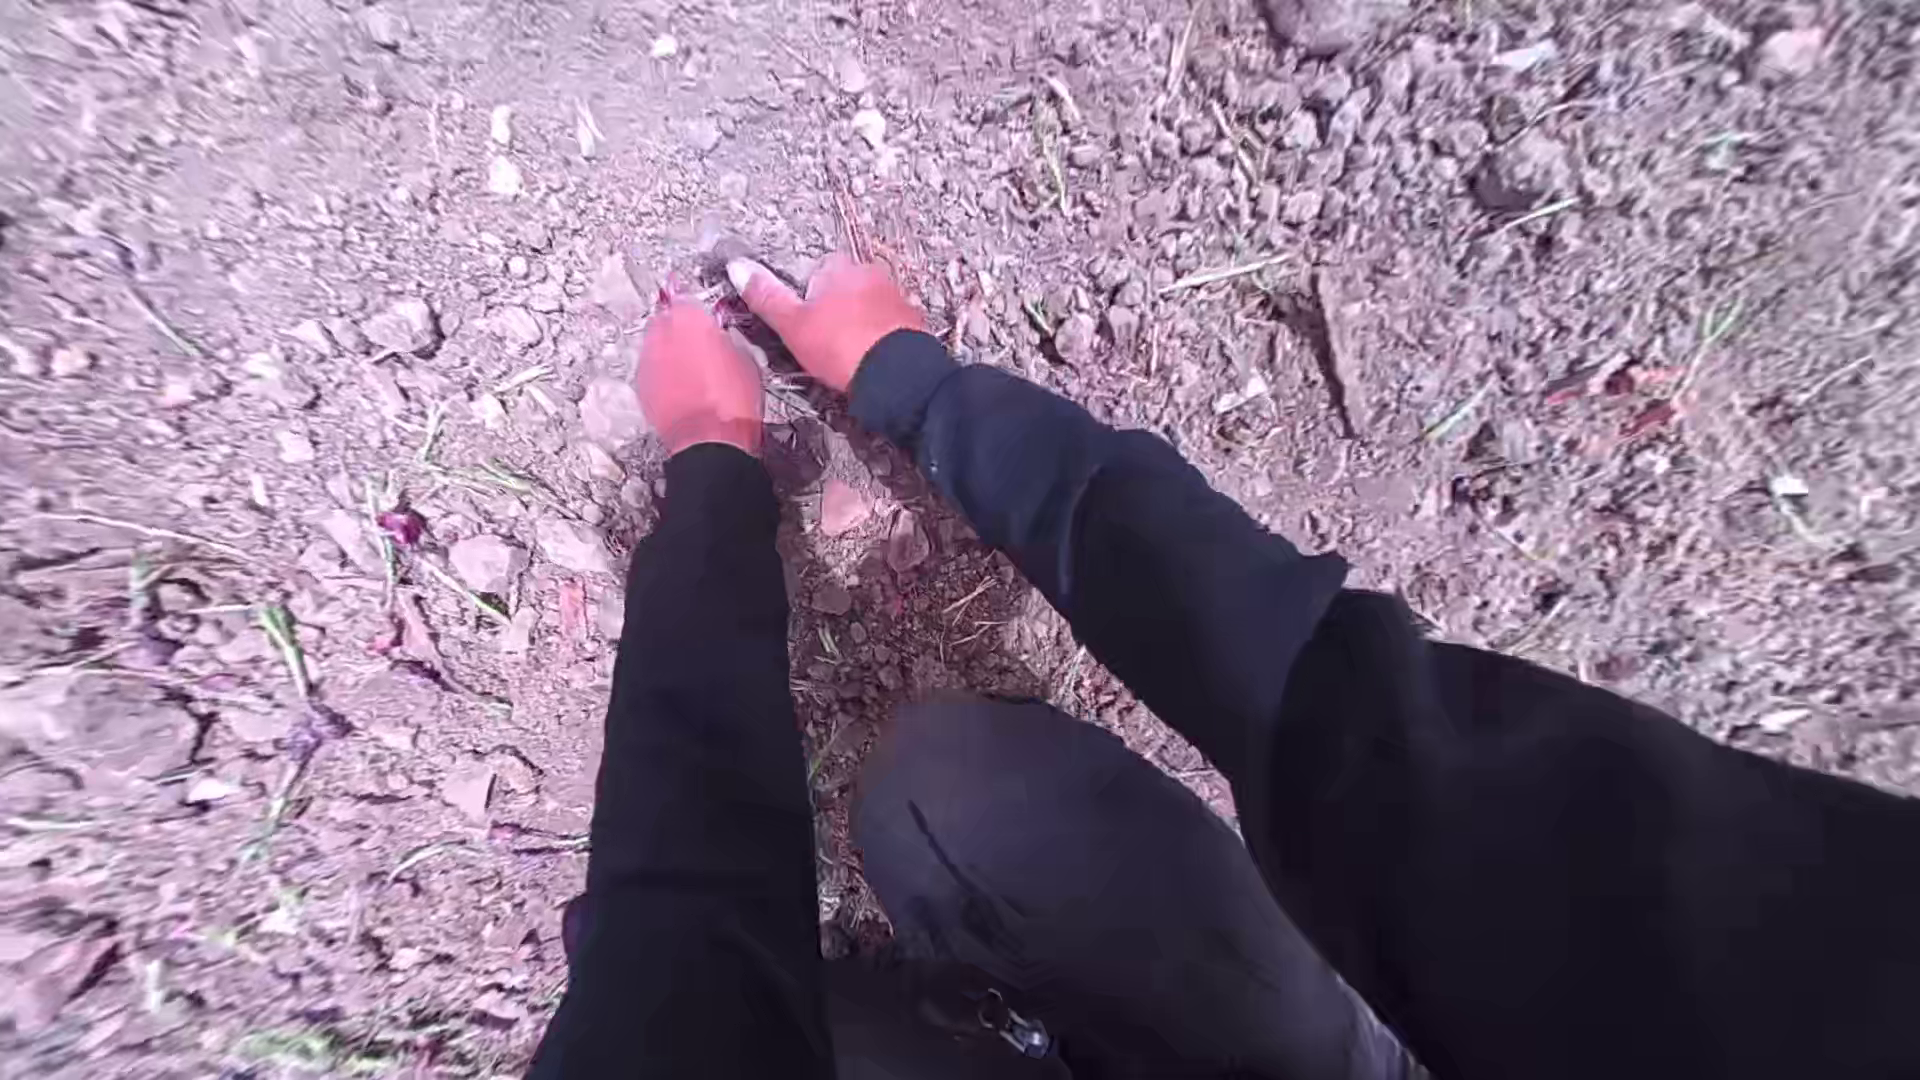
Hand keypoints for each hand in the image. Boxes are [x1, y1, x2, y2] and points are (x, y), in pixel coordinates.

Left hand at [633, 296, 762, 456]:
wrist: (710, 443)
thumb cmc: (732, 408)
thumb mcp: (748, 363)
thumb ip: (730, 340)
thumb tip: (725, 338)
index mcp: (692, 322)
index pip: (690, 299)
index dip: (702, 310)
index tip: (709, 318)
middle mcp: (663, 335)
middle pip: (667, 319)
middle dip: (682, 328)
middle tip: (700, 342)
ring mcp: (649, 360)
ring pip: (657, 343)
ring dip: (672, 350)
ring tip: (693, 368)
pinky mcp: (642, 385)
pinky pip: (652, 369)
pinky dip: (664, 373)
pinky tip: (683, 386)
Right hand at [727, 253, 924, 391]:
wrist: (895, 375)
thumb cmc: (841, 347)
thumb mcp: (793, 324)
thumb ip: (766, 296)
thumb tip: (737, 267)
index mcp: (839, 267)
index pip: (815, 270)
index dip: (805, 299)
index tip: (804, 324)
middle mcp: (871, 274)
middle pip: (843, 288)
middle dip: (834, 310)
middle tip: (825, 342)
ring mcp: (895, 297)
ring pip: (867, 307)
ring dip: (858, 324)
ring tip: (848, 354)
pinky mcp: (912, 323)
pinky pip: (888, 326)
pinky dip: (878, 338)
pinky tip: (871, 358)